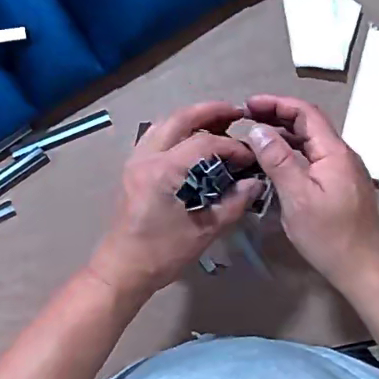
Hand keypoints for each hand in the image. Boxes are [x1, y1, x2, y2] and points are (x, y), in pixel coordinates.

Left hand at [86, 101, 264, 300]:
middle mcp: (146, 157)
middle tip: (235, 112)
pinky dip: (176, 130)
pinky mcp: (131, 167)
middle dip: (209, 111)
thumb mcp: (205, 230)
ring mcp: (135, 160)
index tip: (249, 156)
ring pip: (164, 124)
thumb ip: (233, 202)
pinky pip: (155, 136)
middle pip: (179, 119)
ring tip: (217, 123)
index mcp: (163, 171)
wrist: (123, 267)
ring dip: (190, 118)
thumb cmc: (163, 253)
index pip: (203, 143)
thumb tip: (255, 182)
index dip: (231, 145)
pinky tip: (192, 140)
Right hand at [240, 94, 378, 285]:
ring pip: (309, 140)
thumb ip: (277, 160)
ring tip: (254, 135)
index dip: (276, 103)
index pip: (306, 113)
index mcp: (334, 152)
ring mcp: (342, 170)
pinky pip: (312, 156)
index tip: (248, 105)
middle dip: (277, 114)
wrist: (364, 268)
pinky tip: (272, 160)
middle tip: (246, 117)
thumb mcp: (297, 196)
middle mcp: (341, 155)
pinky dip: (290, 150)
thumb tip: (257, 129)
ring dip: (282, 132)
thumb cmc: (329, 234)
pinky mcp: (338, 184)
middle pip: (308, 123)